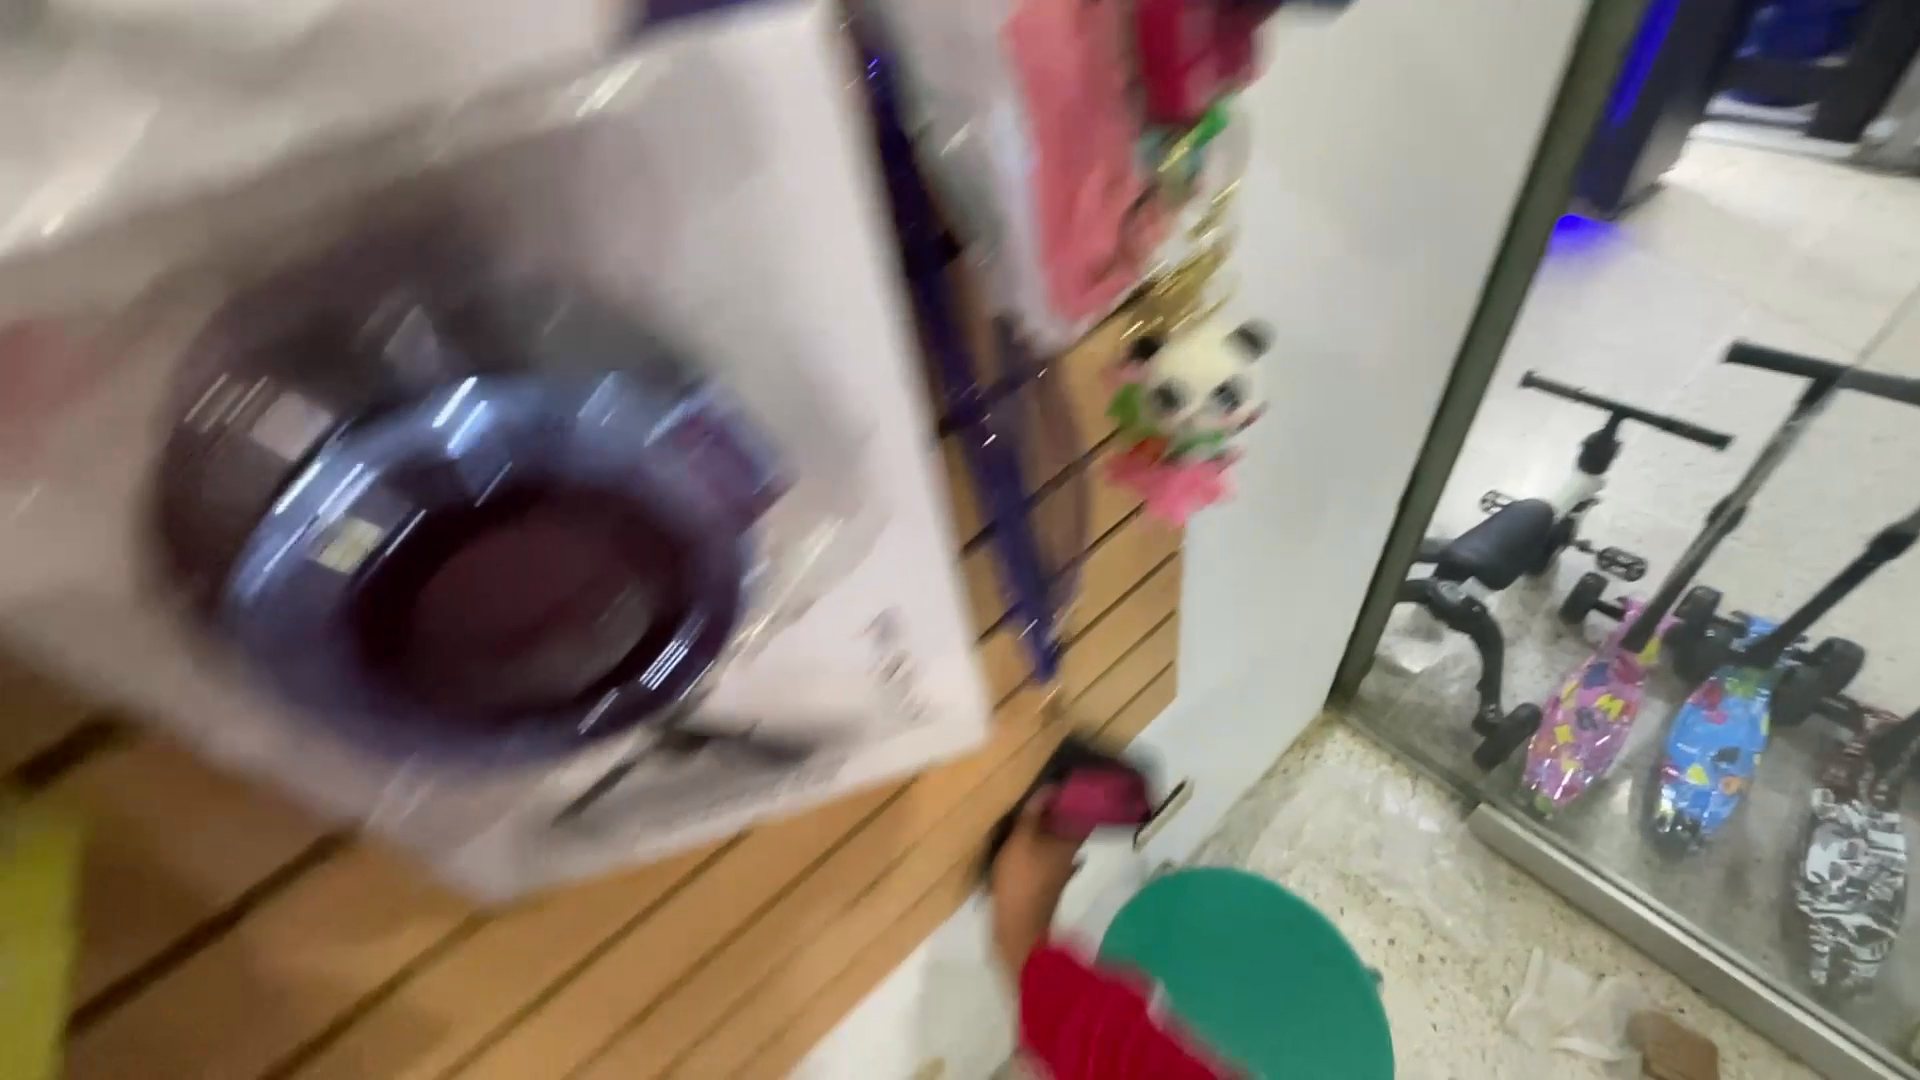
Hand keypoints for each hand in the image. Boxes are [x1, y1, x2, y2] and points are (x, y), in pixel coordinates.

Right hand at [989, 790, 1081, 974]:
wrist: (1019, 929)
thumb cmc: (1022, 878)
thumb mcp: (1021, 838)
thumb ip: (1033, 813)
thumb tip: (1051, 786)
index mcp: (1071, 841)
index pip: (1083, 813)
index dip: (1078, 797)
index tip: (1069, 783)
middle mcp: (1072, 855)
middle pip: (1070, 828)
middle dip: (1061, 813)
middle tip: (1046, 795)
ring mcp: (1061, 873)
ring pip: (1059, 843)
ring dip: (1049, 830)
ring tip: (1033, 815)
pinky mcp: (1048, 885)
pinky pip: (1048, 858)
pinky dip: (1041, 848)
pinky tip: (1027, 844)